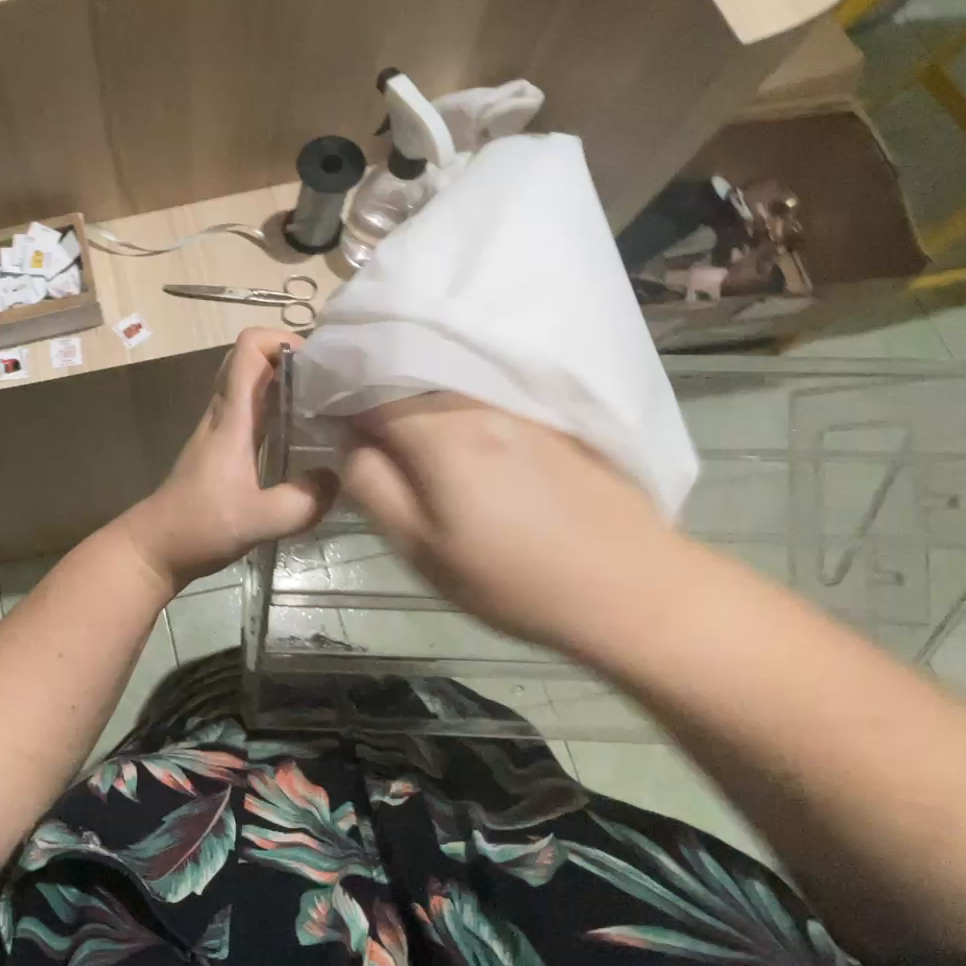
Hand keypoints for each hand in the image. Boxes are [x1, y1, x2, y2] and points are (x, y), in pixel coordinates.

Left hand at [117, 328, 339, 589]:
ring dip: (285, 382)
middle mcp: (223, 415)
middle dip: (290, 357)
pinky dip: (277, 408)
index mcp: (231, 419)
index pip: (248, 349)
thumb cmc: (198, 527)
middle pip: (250, 360)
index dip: (282, 339)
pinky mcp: (221, 451)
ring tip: (327, 402)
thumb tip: (336, 479)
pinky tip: (303, 434)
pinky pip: (251, 412)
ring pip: (250, 386)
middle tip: (332, 379)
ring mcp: (219, 432)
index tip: (320, 361)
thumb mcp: (257, 520)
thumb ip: (301, 502)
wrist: (154, 548)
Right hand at [338, 393, 684, 651]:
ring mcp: (521, 403)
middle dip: (377, 397)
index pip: (367, 388)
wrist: (633, 589)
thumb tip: (349, 439)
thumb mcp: (418, 546)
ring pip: (446, 383)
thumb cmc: (512, 578)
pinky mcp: (552, 416)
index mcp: (440, 430)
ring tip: (412, 447)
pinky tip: (464, 449)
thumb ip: (370, 484)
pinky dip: (457, 407)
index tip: (331, 431)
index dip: (340, 403)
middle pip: (408, 375)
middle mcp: (479, 399)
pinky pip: (484, 393)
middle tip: (370, 444)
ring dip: (417, 401)